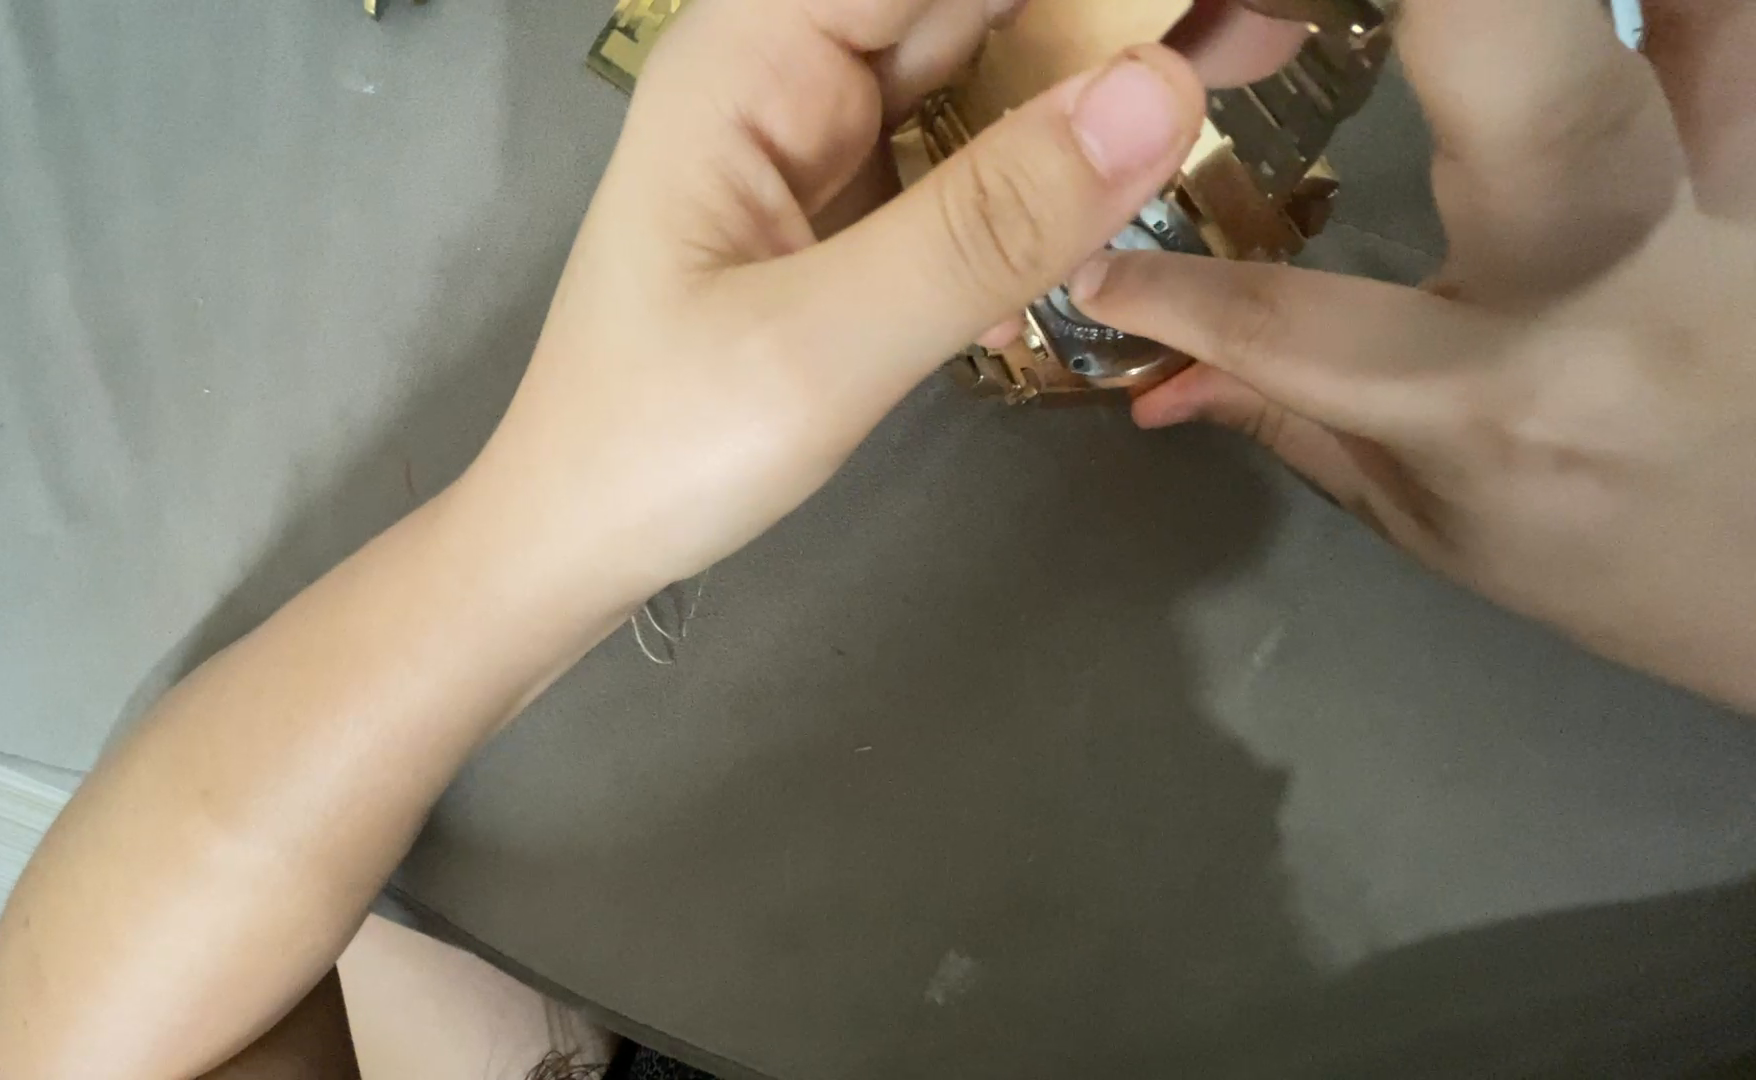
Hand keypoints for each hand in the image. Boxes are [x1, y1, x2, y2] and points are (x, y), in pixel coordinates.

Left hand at [472, 0, 1209, 603]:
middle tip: (1263, 33)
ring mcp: (805, 161)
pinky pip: (943, 177)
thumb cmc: (662, 445)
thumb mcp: (821, 344)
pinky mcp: (825, 233)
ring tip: (1224, 90)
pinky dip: (1020, 186)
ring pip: (965, 89)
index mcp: (751, 59)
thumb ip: (981, 227)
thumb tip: (1161, 98)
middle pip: (966, 3)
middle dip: (1105, 18)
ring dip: (1081, 93)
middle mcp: (780, 83)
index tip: (1203, 8)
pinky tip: (1086, 209)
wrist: (584, 533)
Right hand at [1072, 0, 1755, 708]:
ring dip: (1553, 4)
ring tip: (1448, 12)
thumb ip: (1284, 420)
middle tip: (1268, 5)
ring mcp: (1737, 204)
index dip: (1171, 295)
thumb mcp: (1411, 510)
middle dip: (1449, 16)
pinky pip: (1744, 34)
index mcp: (1492, 404)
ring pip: (1697, 24)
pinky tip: (1605, 7)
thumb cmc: (1586, 559)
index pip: (1285, 329)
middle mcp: (1614, 292)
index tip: (1086, 264)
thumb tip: (1155, 389)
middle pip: (1536, 104)